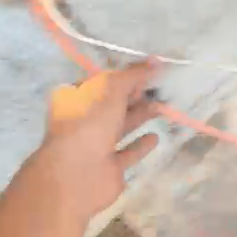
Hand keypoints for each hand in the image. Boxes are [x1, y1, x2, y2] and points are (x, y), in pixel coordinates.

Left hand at [17, 61, 160, 228]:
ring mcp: (94, 146)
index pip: (101, 82)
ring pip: (120, 127)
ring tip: (161, 107)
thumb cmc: (89, 123)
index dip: (124, 76)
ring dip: (139, 116)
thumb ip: (133, 75)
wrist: (77, 174)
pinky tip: (155, 137)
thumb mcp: (111, 89)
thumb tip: (155, 62)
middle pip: (112, 104)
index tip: (148, 71)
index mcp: (75, 99)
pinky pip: (127, 153)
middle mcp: (82, 121)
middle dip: (134, 95)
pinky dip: (140, 145)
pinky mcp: (108, 168)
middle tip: (159, 88)